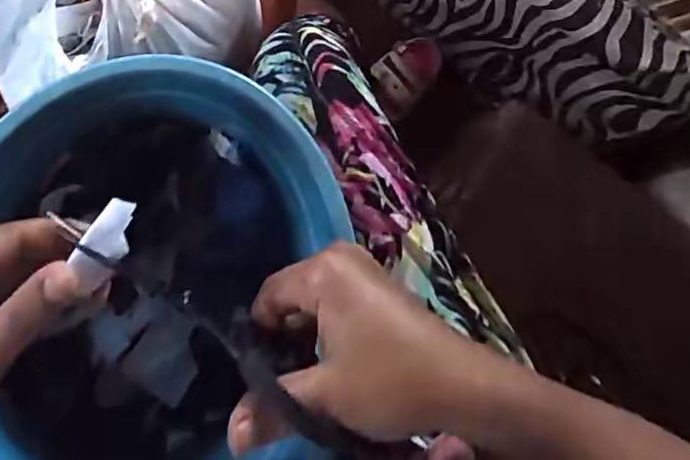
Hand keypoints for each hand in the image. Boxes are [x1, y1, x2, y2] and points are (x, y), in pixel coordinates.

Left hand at [0, 220, 98, 459]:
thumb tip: (83, 267)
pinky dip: (35, 309)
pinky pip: (3, 307)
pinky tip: (69, 313)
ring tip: (101, 292)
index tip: (110, 245)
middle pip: (16, 255)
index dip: (64, 237)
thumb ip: (31, 309)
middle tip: (111, 274)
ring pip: (14, 282)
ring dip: (53, 287)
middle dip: (62, 263)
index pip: (16, 236)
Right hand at [227, 243, 501, 453]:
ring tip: (313, 378)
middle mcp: (338, 255)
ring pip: (312, 301)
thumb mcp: (326, 396)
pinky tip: (337, 363)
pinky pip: (334, 299)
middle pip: (289, 296)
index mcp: (322, 269)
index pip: (267, 296)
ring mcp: (361, 266)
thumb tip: (231, 433)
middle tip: (289, 382)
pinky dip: (327, 329)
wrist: (458, 382)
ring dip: (306, 338)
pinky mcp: (376, 282)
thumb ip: (275, 406)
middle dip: (284, 340)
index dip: (259, 339)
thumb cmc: (388, 379)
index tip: (261, 379)